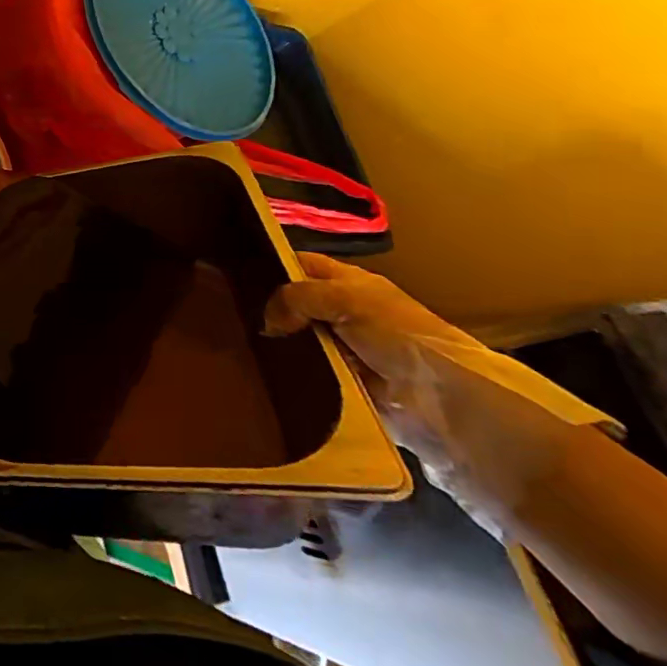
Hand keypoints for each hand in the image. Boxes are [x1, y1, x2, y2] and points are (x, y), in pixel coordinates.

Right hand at [265, 253, 592, 531]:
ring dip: (273, 344)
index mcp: (350, 283)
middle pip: (292, 303)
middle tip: (225, 316)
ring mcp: (340, 349)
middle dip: (265, 308)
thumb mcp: (349, 300)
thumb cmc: (400, 336)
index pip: (302, 264)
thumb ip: (300, 296)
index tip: (234, 275)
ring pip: (294, 339)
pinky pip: (302, 372)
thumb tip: (267, 320)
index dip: (273, 264)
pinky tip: (258, 373)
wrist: (441, 401)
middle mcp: (343, 311)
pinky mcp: (339, 382)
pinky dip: (285, 373)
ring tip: (233, 346)